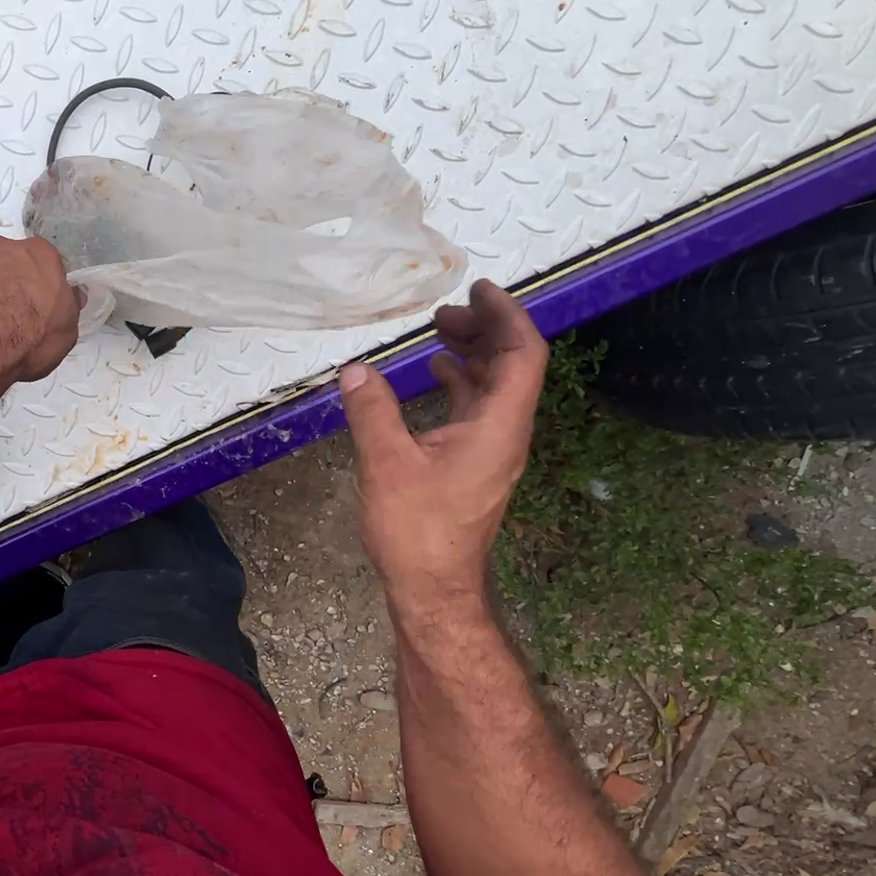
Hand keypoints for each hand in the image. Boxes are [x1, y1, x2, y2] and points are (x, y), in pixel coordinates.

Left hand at [0, 236, 81, 382]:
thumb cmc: (26, 339)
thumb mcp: (65, 332)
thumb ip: (68, 307)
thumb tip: (72, 294)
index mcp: (39, 255)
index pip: (43, 263)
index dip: (39, 286)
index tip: (34, 308)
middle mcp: (1, 246)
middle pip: (5, 261)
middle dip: (4, 284)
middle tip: (2, 318)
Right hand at [338, 279, 547, 602]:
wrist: (433, 585)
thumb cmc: (416, 527)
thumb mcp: (386, 463)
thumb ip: (371, 411)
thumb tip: (356, 370)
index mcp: (498, 425)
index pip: (520, 355)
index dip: (504, 316)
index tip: (477, 290)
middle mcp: (505, 432)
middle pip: (511, 366)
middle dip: (483, 330)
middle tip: (443, 312)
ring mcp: (491, 450)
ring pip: (493, 388)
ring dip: (471, 356)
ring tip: (437, 334)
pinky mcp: (473, 465)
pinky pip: (476, 410)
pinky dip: (459, 384)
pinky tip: (432, 377)